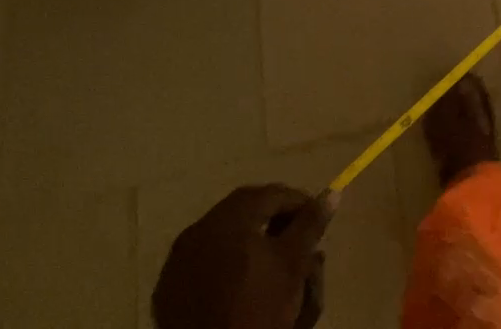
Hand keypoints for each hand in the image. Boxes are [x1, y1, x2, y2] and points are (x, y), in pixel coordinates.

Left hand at [153, 184, 336, 328]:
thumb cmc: (259, 308)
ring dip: (251, 242)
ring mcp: (177, 264)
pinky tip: (242, 285)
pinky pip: (204, 262)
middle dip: (275, 222)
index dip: (299, 204)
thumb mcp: (294, 263)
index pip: (271, 194)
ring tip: (272, 265)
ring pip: (224, 236)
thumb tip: (333, 193)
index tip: (317, 223)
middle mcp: (196, 232)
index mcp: (227, 219)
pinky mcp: (167, 292)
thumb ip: (311, 223)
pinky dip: (227, 264)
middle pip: (245, 211)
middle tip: (297, 243)